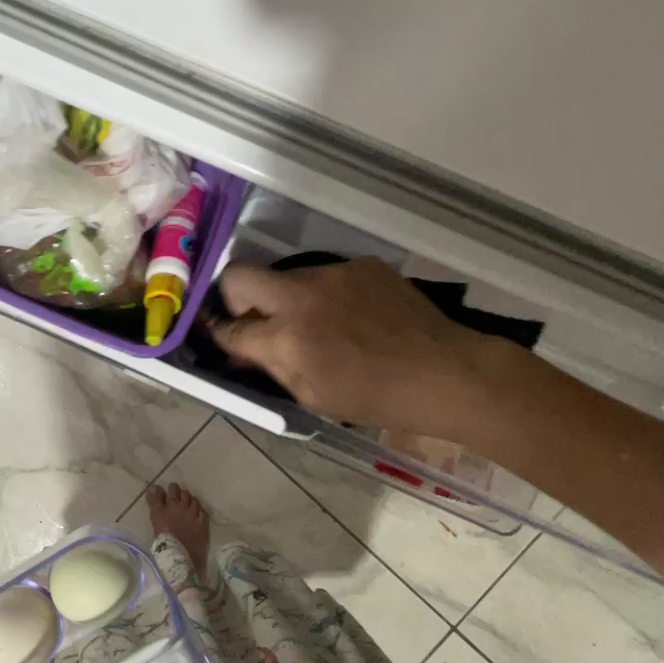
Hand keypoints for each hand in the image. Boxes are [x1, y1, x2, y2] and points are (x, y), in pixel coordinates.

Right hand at [209, 258, 512, 441]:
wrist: (444, 371)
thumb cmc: (375, 398)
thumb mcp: (313, 396)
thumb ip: (272, 368)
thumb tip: (242, 353)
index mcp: (286, 338)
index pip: (230, 329)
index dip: (219, 335)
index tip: (220, 338)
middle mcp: (301, 297)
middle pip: (240, 276)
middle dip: (235, 297)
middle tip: (254, 319)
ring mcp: (332, 274)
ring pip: (286, 276)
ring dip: (286, 298)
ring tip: (316, 325)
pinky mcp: (361, 265)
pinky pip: (325, 275)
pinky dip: (325, 294)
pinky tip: (351, 317)